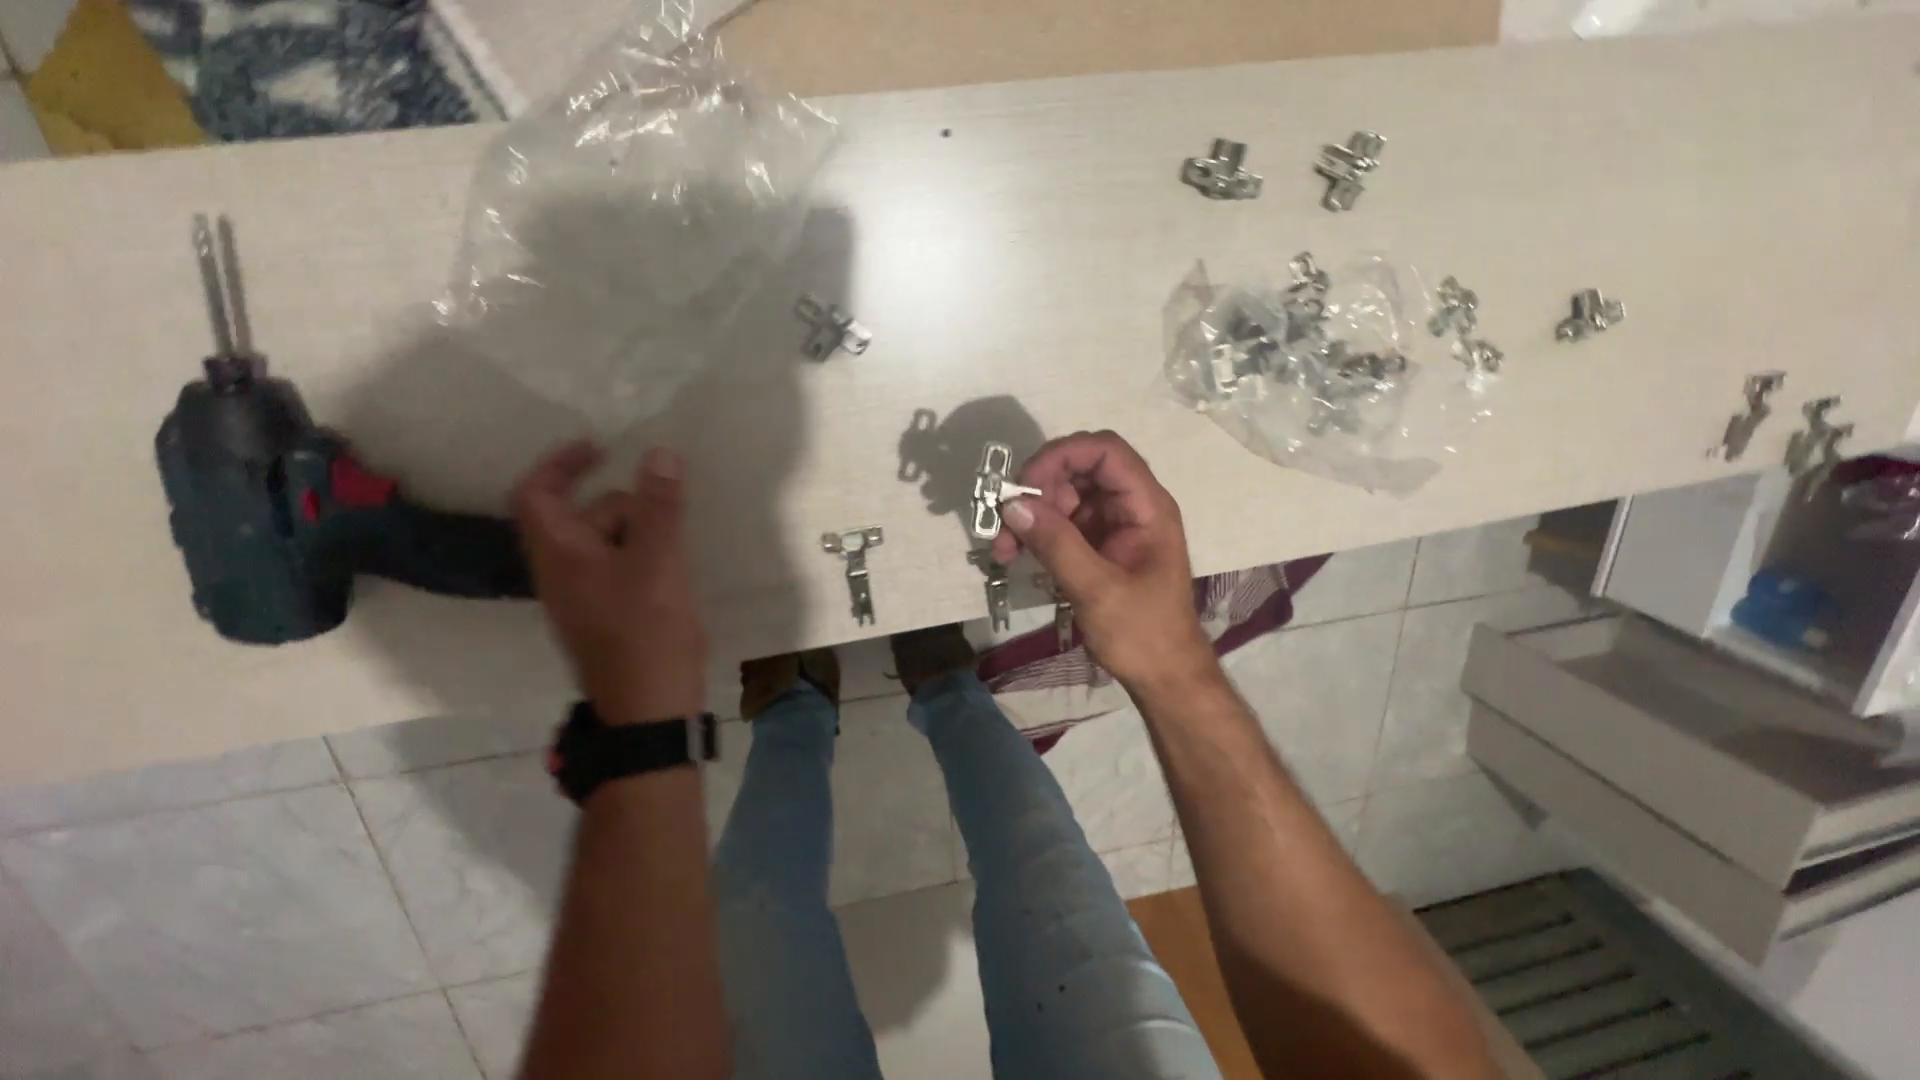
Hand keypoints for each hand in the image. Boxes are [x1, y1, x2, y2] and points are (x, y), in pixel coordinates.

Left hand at [512, 441, 706, 723]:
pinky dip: (642, 556)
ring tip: (678, 544)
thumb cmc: (647, 631)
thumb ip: (659, 506)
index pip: (536, 494)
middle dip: (625, 504)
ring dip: (639, 531)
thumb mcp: (658, 561)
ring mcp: (582, 597)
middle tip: (668, 513)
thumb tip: (659, 453)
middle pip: (580, 516)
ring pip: (604, 544)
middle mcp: (561, 572)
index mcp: (560, 554)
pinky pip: (617, 569)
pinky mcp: (605, 615)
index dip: (560, 464)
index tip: (599, 447)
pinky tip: (675, 568)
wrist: (649, 707)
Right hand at [989, 430, 1216, 694]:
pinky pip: (1058, 523)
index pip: (1106, 452)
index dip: (1063, 454)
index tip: (1026, 482)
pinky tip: (1012, 555)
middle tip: (1006, 519)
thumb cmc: (1143, 633)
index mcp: (1146, 507)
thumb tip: (1013, 505)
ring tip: (1003, 548)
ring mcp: (1110, 526)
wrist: (1163, 676)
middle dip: (1038, 488)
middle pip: (1079, 469)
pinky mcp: (1094, 546)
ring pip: (1062, 496)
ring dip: (1029, 513)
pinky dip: (1033, 533)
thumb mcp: (1098, 590)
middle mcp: (1129, 507)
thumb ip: (1058, 544)